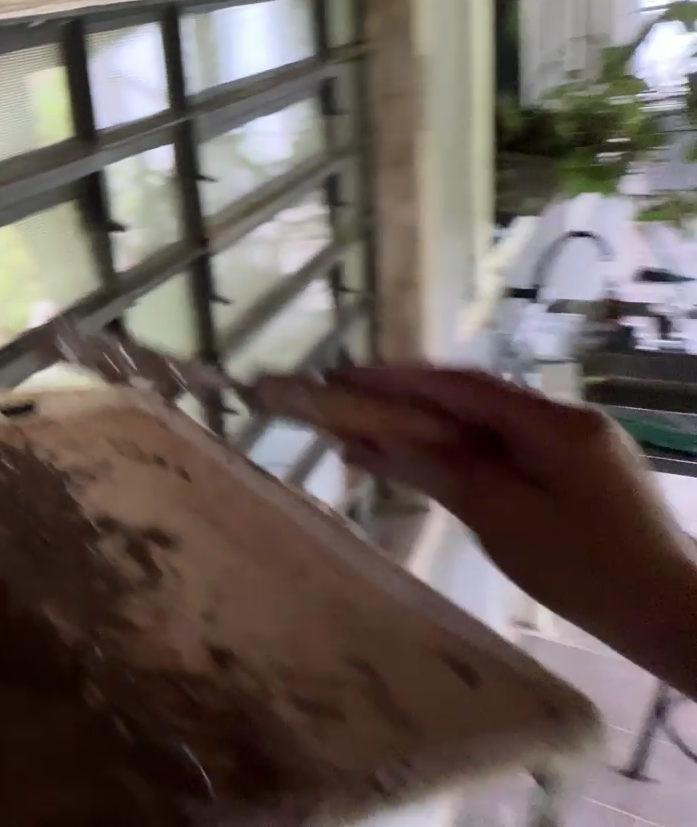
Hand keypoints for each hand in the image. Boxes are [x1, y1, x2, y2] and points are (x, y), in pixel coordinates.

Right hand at [275, 366, 696, 695]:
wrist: (680, 621)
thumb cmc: (587, 567)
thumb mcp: (496, 514)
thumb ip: (430, 467)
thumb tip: (363, 438)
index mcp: (555, 425)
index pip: (458, 385)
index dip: (393, 378)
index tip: (339, 378)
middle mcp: (566, 422)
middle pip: (467, 398)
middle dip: (400, 398)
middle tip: (341, 401)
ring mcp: (572, 447)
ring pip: (478, 422)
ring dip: (419, 424)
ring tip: (361, 431)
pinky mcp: (570, 472)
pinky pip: (495, 445)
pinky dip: (447, 447)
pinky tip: (411, 459)